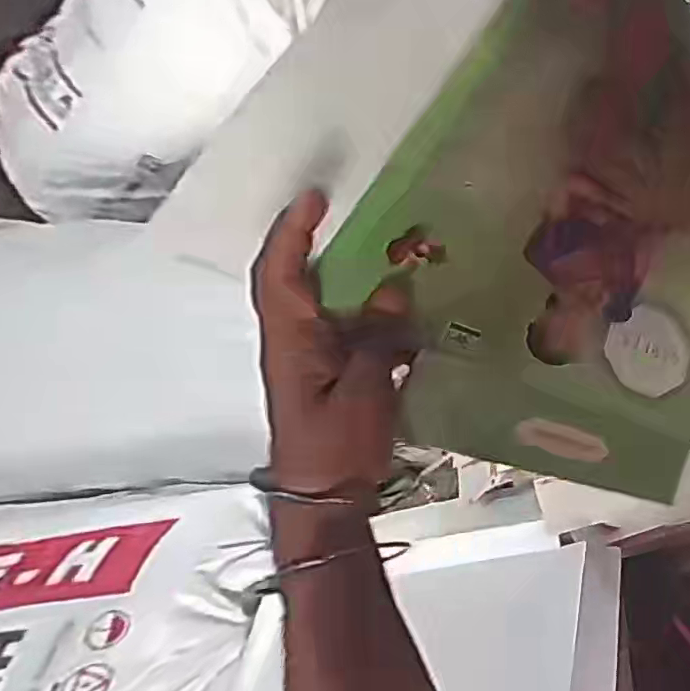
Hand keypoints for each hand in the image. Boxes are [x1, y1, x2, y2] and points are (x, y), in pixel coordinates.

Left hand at [253, 191, 415, 500]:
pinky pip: (351, 327)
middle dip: (321, 244)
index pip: (282, 275)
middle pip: (297, 280)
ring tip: (398, 260)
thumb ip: (379, 339)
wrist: (325, 490)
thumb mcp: (366, 391)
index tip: (315, 199)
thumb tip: (396, 290)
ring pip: (329, 303)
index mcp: (292, 341)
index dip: (292, 233)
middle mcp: (295, 341)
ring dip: (355, 277)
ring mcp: (313, 357)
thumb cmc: (338, 443)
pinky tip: (407, 311)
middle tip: (365, 222)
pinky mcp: (333, 371)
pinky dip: (374, 310)